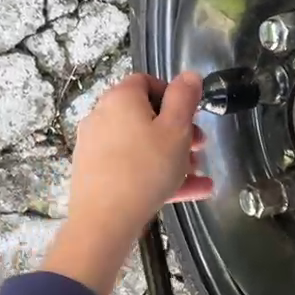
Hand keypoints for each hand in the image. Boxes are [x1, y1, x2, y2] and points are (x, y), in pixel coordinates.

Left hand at [43, 73, 210, 294]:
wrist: (104, 219)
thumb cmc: (146, 168)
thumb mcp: (176, 129)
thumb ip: (185, 98)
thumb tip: (189, 75)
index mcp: (119, 98)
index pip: (146, 81)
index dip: (172, 94)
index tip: (192, 114)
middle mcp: (101, 117)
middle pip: (144, 116)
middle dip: (177, 130)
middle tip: (200, 145)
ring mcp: (94, 146)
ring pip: (140, 145)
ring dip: (171, 156)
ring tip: (198, 173)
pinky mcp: (94, 172)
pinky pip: (130, 166)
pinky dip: (156, 174)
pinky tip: (191, 192)